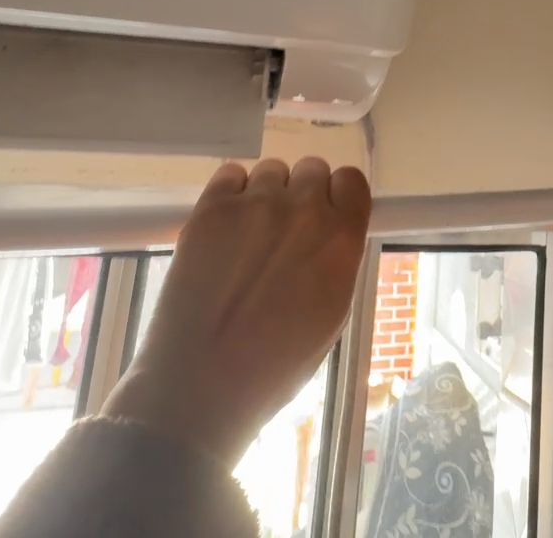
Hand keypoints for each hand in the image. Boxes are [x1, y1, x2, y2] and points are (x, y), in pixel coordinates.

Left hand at [104, 157, 371, 464]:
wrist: (200, 384)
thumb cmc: (276, 364)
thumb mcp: (332, 313)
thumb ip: (337, 260)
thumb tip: (331, 237)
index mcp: (341, 239)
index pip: (352, 180)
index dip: (340, 196)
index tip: (328, 214)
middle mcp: (304, 210)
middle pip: (312, 169)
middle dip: (303, 194)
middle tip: (286, 230)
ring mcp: (255, 205)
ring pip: (272, 171)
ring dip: (267, 193)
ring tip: (251, 232)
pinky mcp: (211, 209)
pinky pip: (230, 175)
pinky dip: (232, 193)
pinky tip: (226, 226)